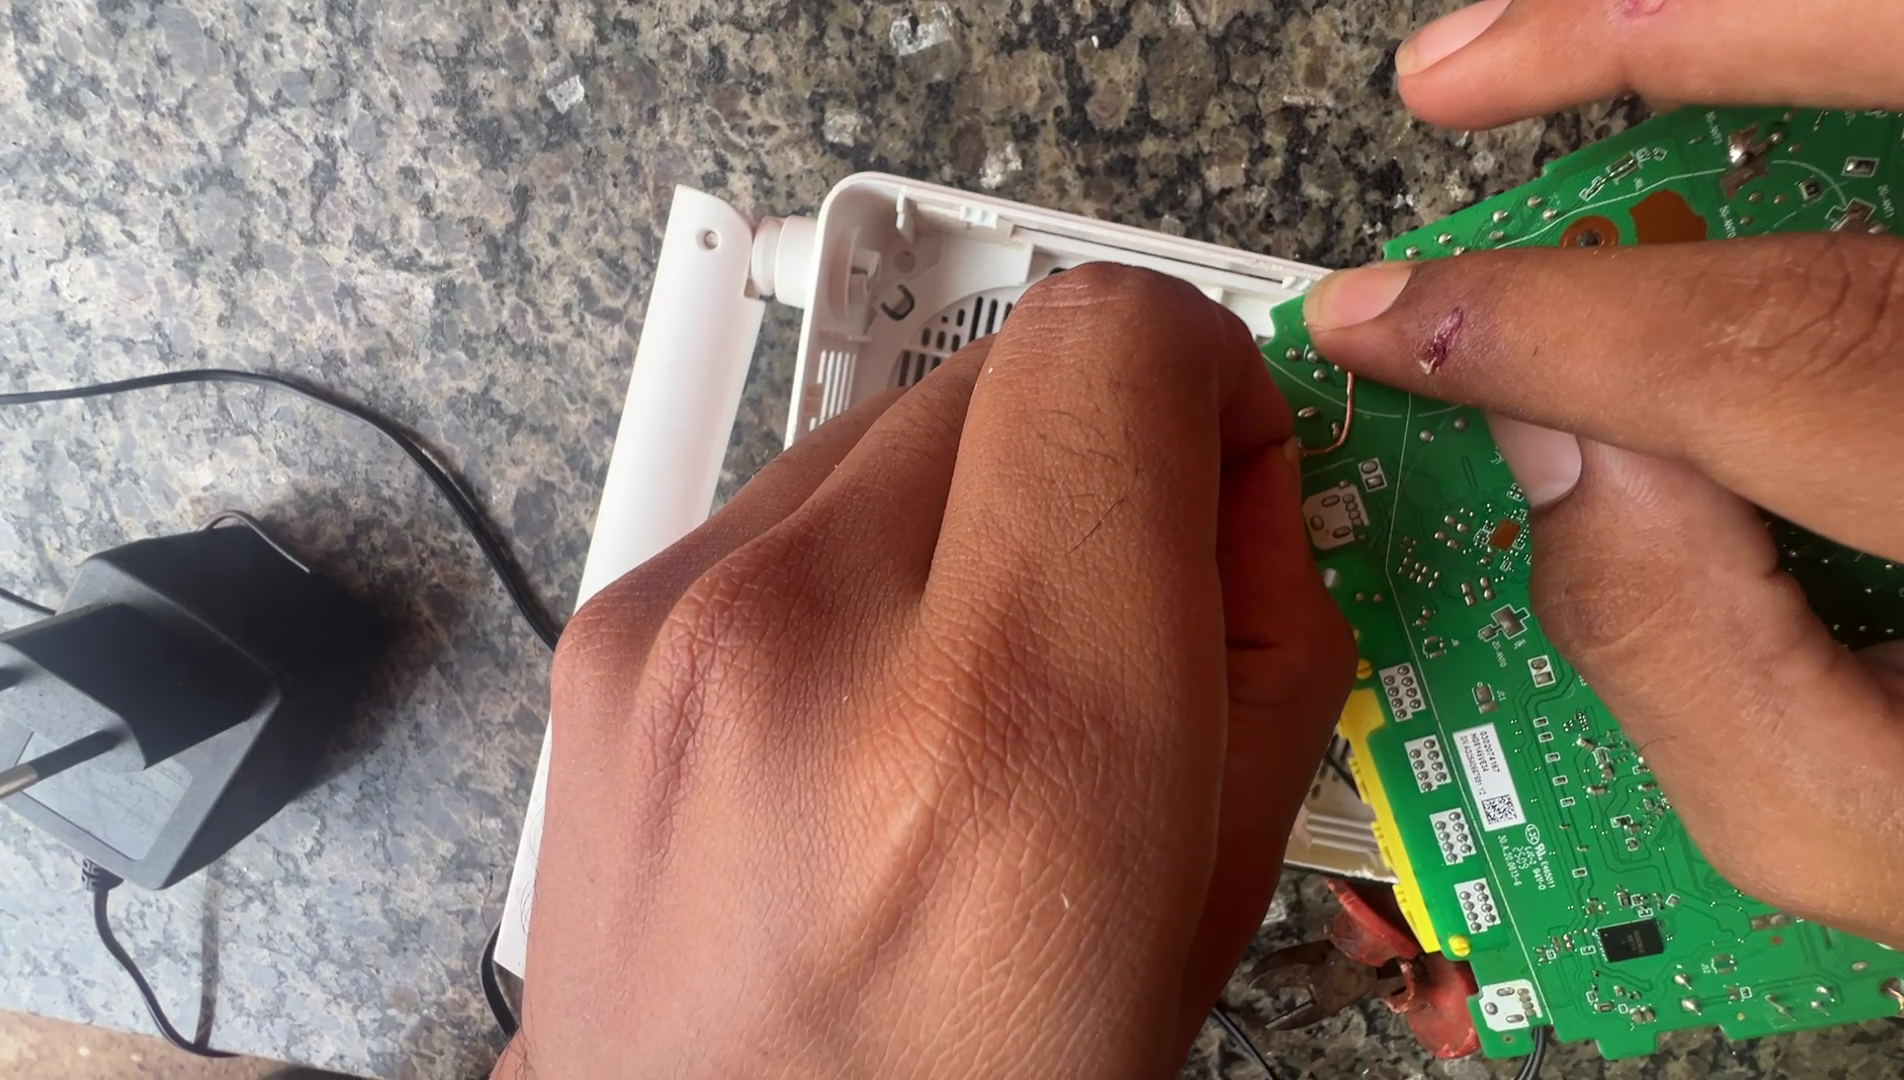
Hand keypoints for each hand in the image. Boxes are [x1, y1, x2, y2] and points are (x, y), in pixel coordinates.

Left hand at [501, 266, 1352, 1077]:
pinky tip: (871, 664)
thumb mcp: (1210, 873)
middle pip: (1004, 368)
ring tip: (971, 646)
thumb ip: (1262, 626)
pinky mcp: (616, 622)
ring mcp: (679, 623)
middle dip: (1096, 440)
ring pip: (901, 418)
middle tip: (1107, 565)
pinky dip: (875, 540)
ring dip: (978, 496)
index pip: (1105, 351)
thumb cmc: (978, 1072)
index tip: (1204, 439)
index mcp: (1008, 735)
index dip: (1187, 364)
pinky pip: (801, 489)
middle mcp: (810, 646)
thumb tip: (1226, 472)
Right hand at [1305, 0, 1903, 950]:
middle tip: (1453, 72)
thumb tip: (1543, 446)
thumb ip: (1663, 647)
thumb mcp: (1841, 815)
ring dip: (1723, 17)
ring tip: (1520, 43)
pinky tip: (1688, 66)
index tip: (1373, 315)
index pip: (1783, 354)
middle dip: (1665, 38)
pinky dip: (1803, 71)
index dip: (1543, 323)